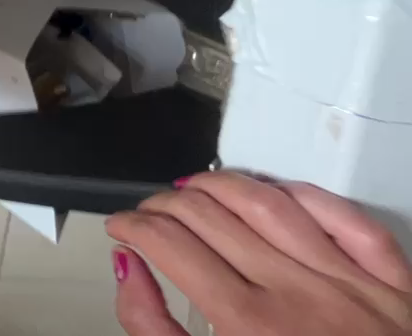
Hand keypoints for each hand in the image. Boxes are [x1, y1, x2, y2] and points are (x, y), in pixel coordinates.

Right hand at [106, 171, 411, 335]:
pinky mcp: (400, 288)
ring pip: (262, 198)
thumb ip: (150, 326)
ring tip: (195, 196)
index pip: (161, 238)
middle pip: (201, 210)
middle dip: (158, 205)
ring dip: (213, 185)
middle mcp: (303, 297)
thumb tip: (126, 265)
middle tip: (151, 219)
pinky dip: (300, 194)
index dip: (126, 224)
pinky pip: (346, 217)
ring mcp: (356, 288)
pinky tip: (272, 200)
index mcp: (253, 325)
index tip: (122, 230)